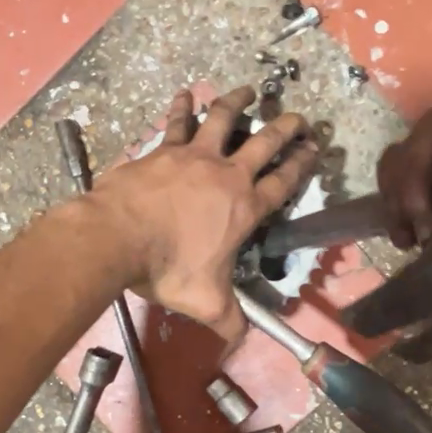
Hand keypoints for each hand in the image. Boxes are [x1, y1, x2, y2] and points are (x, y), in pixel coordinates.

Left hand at [89, 87, 320, 344]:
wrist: (118, 237)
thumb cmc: (167, 269)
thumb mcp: (206, 303)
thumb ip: (228, 320)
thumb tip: (240, 343)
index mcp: (244, 208)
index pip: (282, 182)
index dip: (301, 165)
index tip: (314, 149)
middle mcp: (225, 175)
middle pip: (263, 142)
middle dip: (285, 127)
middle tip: (298, 116)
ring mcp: (192, 157)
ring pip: (222, 120)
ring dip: (238, 102)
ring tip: (248, 90)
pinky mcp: (162, 150)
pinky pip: (176, 122)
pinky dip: (182, 106)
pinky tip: (185, 93)